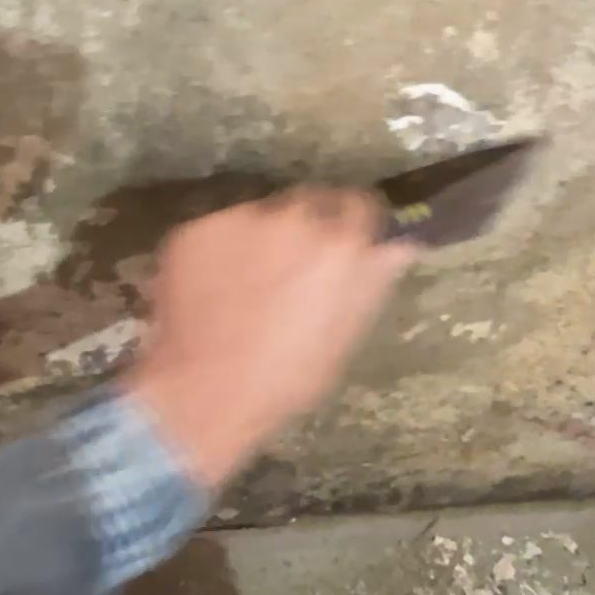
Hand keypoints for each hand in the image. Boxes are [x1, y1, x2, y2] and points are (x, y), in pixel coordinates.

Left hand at [120, 187, 419, 489]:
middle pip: (308, 203)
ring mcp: (240, 219)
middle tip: (288, 268)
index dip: (350, 222)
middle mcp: (294, 218)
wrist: (206, 391)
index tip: (341, 239)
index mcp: (341, 245)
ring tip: (243, 284)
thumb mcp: (344, 334)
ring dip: (258, 238)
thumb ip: (369, 279)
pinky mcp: (197, 228)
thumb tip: (396, 245)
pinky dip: (218, 251)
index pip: (360, 204)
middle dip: (304, 228)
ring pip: (258, 216)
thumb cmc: (286, 377)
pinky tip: (211, 287)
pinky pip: (216, 232)